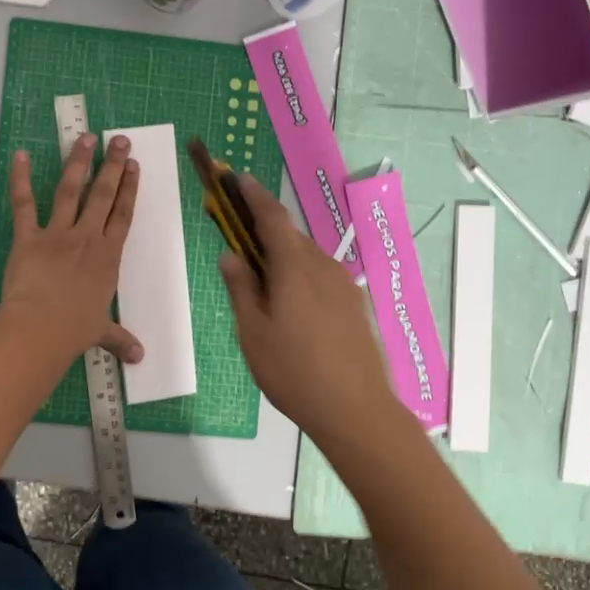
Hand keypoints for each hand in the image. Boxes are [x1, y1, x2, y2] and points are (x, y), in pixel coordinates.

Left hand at [0, 134, 141, 364]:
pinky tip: (21, 156)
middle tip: (119, 140)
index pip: (123, 215)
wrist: (41, 328)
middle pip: (104, 195)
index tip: (134, 166)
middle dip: (113, 165)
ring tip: (85, 138)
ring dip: (78, 163)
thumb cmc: (75, 330)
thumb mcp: (101, 333)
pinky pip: (24, 204)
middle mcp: (87, 238)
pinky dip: (20, 179)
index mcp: (108, 257)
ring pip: (71, 191)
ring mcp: (57, 234)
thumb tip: (138, 357)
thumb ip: (119, 339)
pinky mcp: (28, 238)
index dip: (130, 189)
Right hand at [217, 175, 403, 439]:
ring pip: (307, 258)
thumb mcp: (253, 333)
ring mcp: (344, 287)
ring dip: (283, 258)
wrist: (357, 411)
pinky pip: (321, 278)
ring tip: (262, 285)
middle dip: (265, 231)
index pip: (272, 218)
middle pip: (290, 237)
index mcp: (294, 269)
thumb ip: (241, 288)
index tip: (238, 178)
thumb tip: (231, 254)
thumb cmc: (294, 372)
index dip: (254, 195)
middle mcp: (323, 268)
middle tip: (239, 243)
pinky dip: (300, 277)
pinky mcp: (355, 306)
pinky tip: (291, 308)